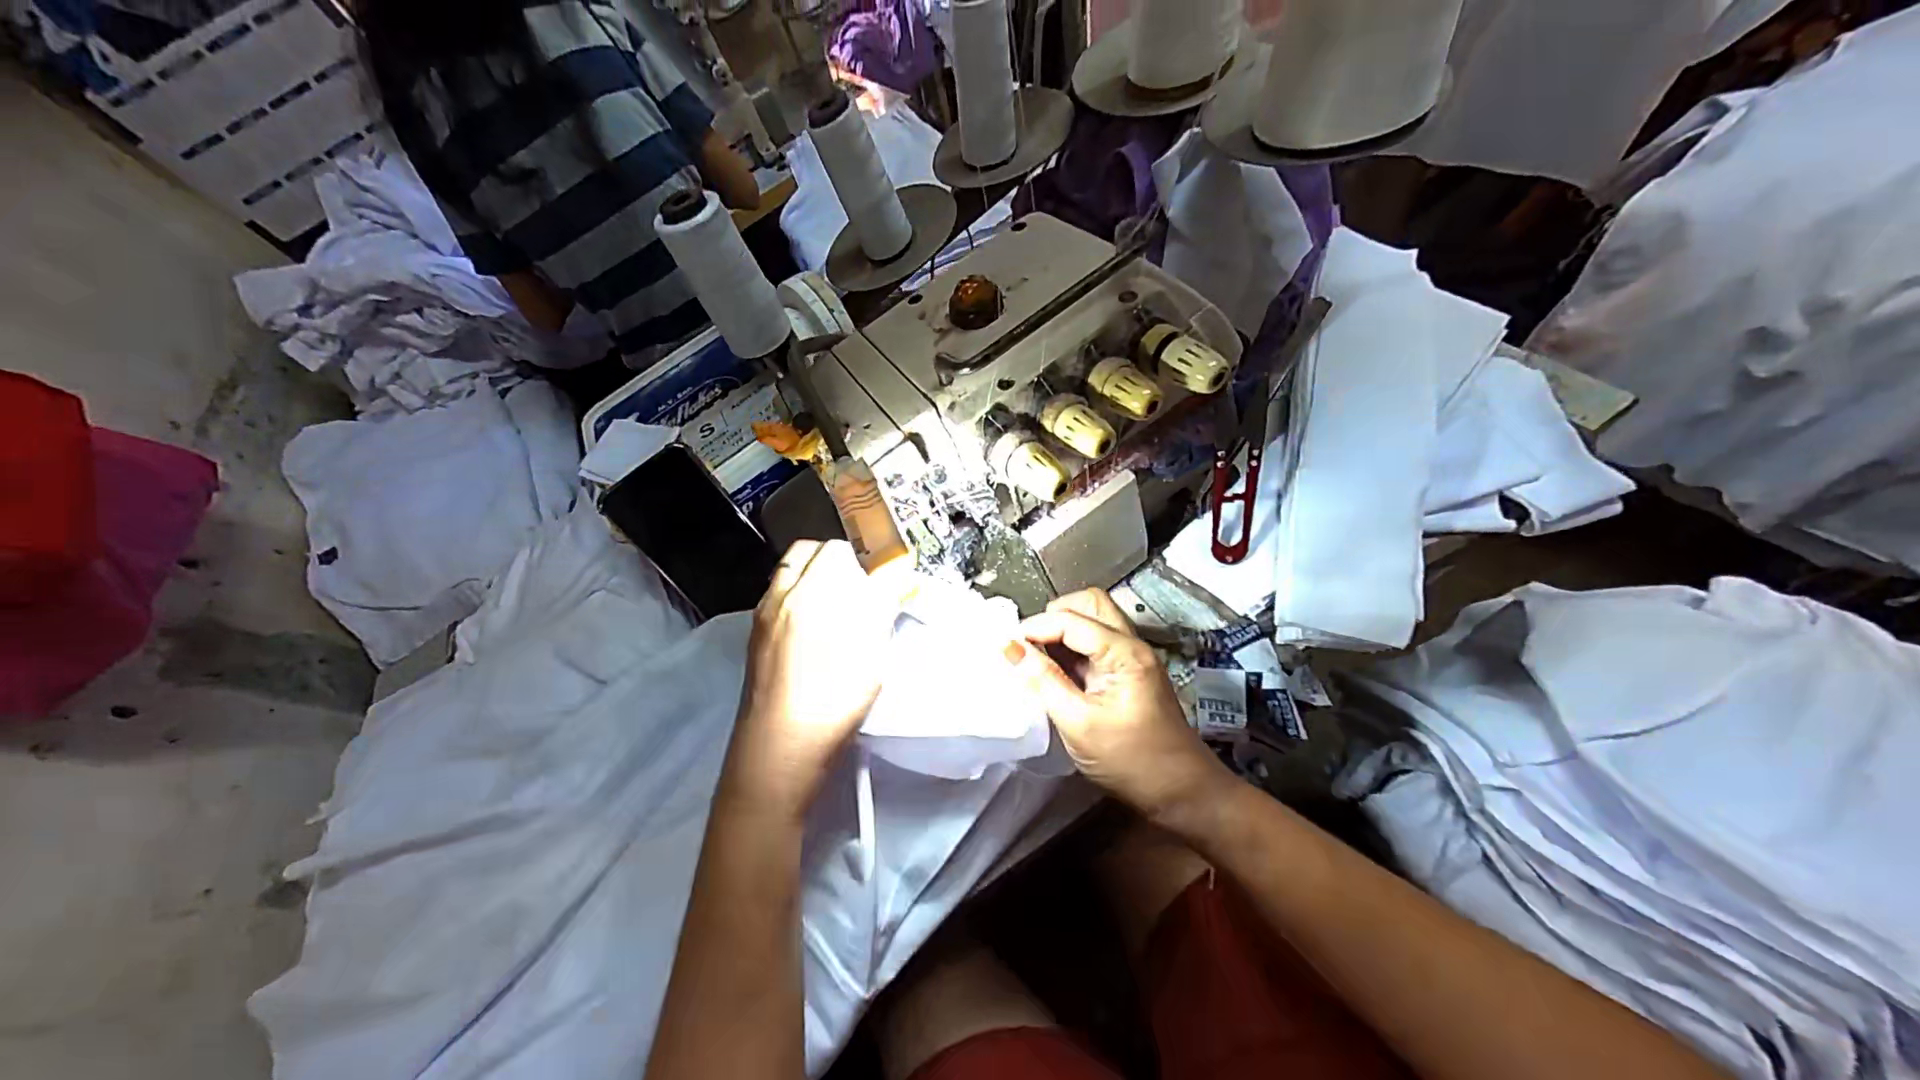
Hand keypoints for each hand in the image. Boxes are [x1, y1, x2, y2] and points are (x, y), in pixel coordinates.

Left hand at [730, 540, 893, 812]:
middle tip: (862, 587)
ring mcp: (762, 618)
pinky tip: (818, 633)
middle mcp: (780, 596)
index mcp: (810, 593)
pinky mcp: (755, 640)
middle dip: (838, 560)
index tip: (884, 578)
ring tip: (840, 609)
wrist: (778, 752)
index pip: (841, 550)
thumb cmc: (831, 704)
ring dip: (816, 578)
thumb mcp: (871, 654)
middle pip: (809, 552)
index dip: (868, 560)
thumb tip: (891, 579)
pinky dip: (800, 599)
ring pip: (790, 574)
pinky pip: (779, 599)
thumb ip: (881, 608)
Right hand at [1004, 589, 1231, 821]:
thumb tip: (1011, 648)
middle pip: (1090, 604)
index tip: (1007, 646)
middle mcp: (1131, 645)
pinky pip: (1095, 643)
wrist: (1182, 793)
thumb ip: (1044, 681)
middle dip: (1054, 615)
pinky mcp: (1127, 673)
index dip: (1035, 627)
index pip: (1072, 620)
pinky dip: (1071, 647)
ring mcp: (1131, 658)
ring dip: (1062, 630)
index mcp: (1124, 653)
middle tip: (1027, 643)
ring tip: (1035, 657)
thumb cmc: (1132, 762)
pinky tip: (1052, 670)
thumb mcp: (1078, 723)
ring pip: (1094, 620)